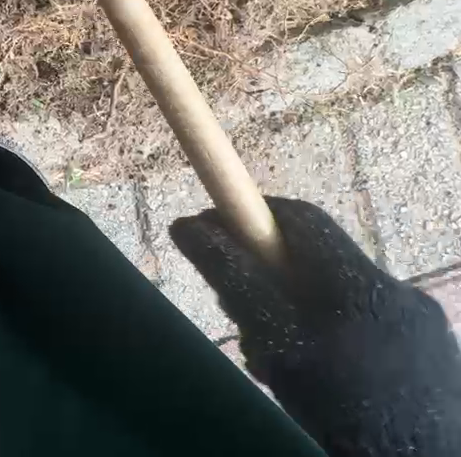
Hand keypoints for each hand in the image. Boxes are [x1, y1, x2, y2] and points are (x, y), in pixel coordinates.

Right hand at [171, 197, 460, 456]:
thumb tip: (185, 223)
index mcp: (361, 281)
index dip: (248, 214)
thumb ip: (229, 273)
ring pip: (328, 293)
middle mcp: (399, 293)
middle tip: (233, 306)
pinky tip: (305, 365)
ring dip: (287, 307)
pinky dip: (318, 331)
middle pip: (309, 258)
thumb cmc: (339, 398)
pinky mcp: (427, 355)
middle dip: (260, 272)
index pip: (298, 216)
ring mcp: (419, 326)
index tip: (211, 233)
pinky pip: (354, 322)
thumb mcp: (271, 333)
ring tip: (269, 347)